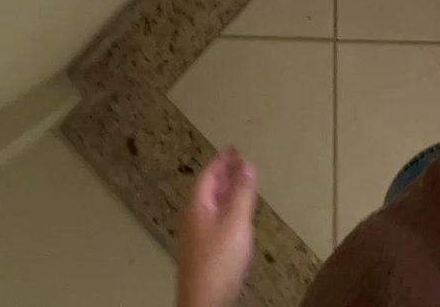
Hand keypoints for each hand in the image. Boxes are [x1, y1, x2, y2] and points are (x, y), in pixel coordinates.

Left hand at [176, 147, 257, 306]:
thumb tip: (247, 165)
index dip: (221, 160)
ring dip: (226, 190)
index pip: (207, 175)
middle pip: (207, 189)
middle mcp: (192, 218)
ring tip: (241, 182)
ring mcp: (195, 236)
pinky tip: (237, 214)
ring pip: (211, 204)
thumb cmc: (219, 257)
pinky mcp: (202, 251)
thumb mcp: (236, 219)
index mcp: (196, 206)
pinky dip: (226, 206)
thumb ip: (243, 191)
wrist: (204, 302)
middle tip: (239, 161)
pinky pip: (214, 217)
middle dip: (224, 173)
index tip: (234, 148)